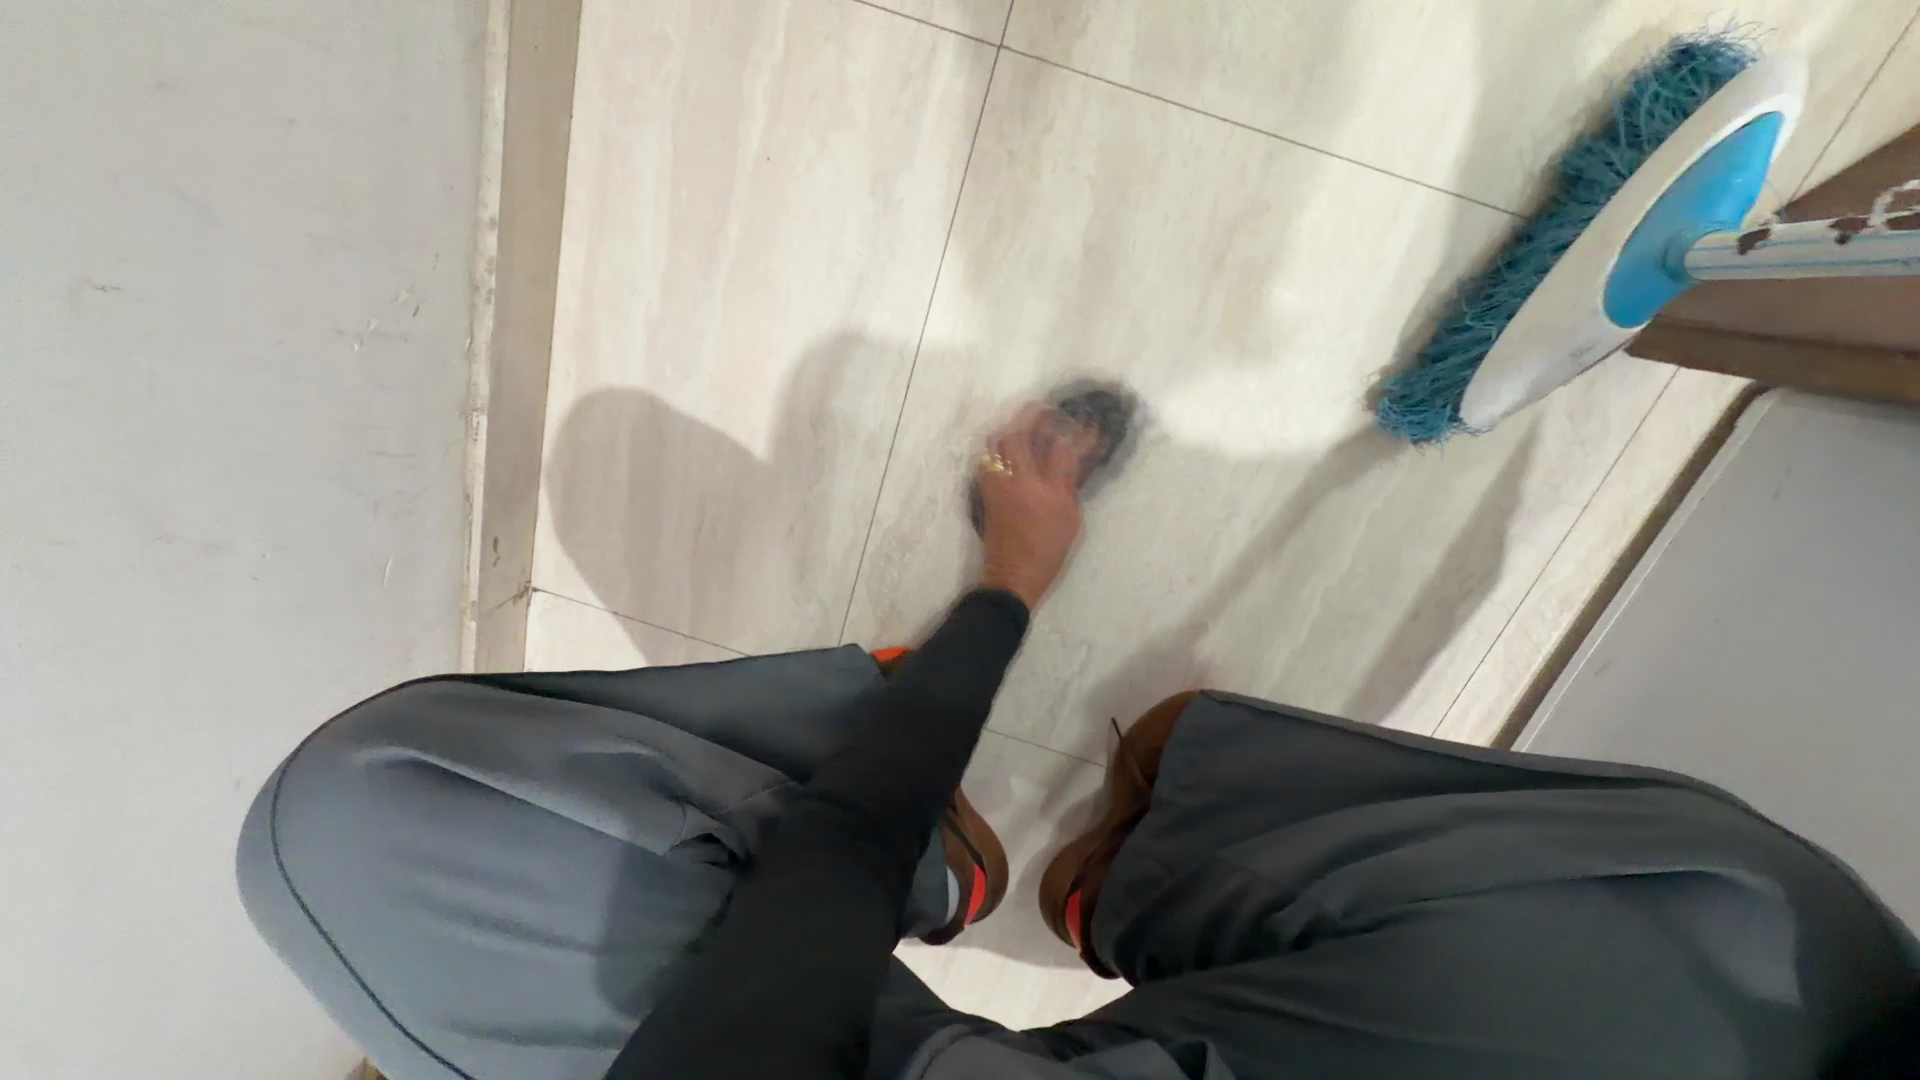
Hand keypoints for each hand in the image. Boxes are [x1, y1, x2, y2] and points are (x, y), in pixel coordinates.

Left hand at [974, 406, 1099, 609]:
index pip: (1062, 448)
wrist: (1012, 576)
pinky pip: (988, 457)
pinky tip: (1010, 448)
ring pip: (997, 442)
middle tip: (1049, 411)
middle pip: (1019, 433)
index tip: (1090, 425)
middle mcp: (1018, 480)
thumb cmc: (1048, 552)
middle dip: (1034, 415)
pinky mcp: (986, 491)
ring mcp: (997, 484)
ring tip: (1026, 423)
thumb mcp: (1071, 519)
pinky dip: (999, 446)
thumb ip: (1070, 484)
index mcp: (1045, 490)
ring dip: (1011, 426)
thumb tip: (1072, 459)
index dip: (1079, 433)